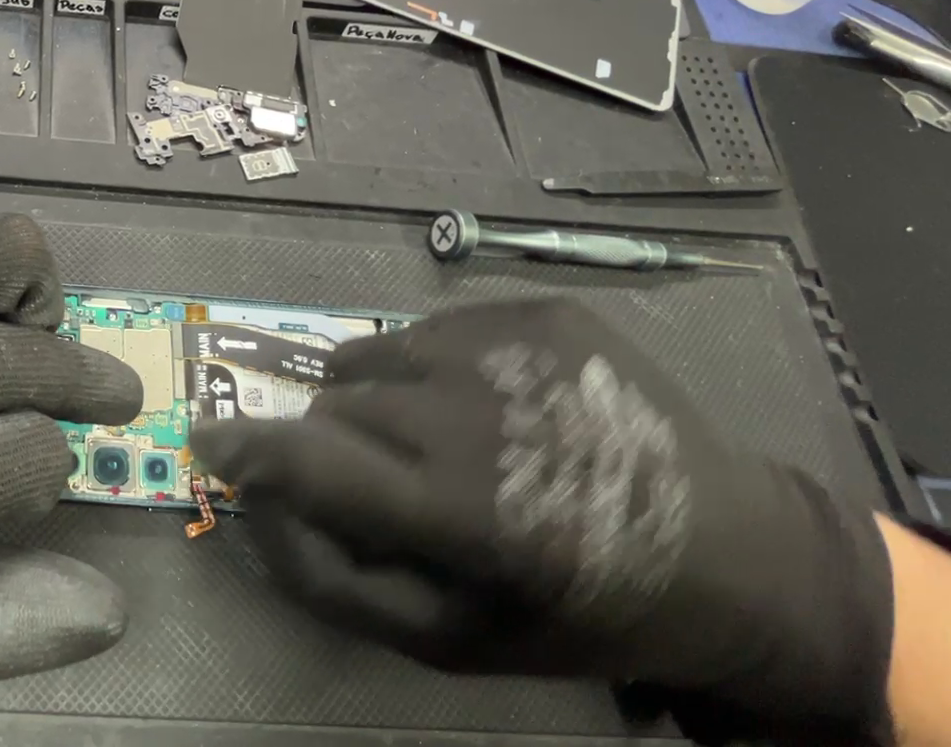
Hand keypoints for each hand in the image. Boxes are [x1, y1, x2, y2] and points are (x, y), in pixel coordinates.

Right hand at [191, 299, 892, 738]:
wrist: (743, 552)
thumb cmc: (578, 609)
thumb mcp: (448, 639)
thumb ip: (332, 578)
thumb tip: (254, 503)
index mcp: (462, 509)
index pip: (310, 456)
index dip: (244, 446)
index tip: (208, 440)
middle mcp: (478, 412)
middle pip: (334, 399)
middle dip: (332, 438)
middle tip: (380, 473)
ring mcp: (511, 346)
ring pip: (370, 352)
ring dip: (374, 393)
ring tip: (431, 432)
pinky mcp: (540, 310)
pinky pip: (428, 326)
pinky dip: (428, 364)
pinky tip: (486, 403)